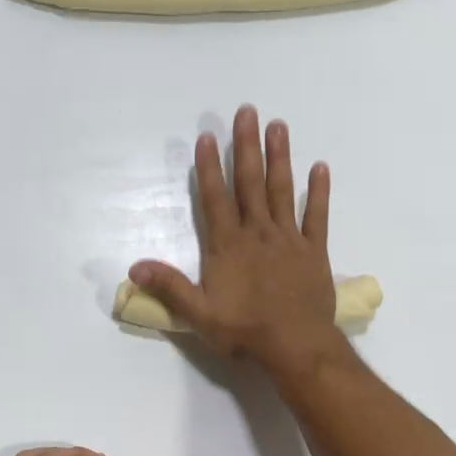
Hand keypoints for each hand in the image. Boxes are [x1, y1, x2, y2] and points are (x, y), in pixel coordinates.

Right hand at [128, 105, 346, 375]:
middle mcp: (257, 233)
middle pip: (250, 183)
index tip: (206, 137)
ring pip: (282, 190)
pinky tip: (320, 167)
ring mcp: (288, 239)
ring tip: (278, 125)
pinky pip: (316, 216)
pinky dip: (318, 192)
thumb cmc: (244, 331)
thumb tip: (135, 267)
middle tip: (247, 111)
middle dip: (246, 146)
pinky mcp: (313, 251)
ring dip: (279, 157)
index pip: (215, 199)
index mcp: (228, 246)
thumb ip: (169, 287)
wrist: (295, 344)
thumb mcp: (199, 314)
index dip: (209, 168)